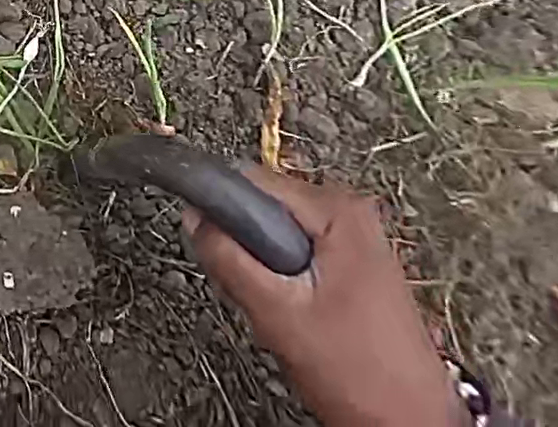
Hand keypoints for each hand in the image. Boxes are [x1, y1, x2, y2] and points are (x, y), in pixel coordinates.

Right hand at [184, 169, 465, 426]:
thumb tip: (194, 217)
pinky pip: (295, 248)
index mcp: (338, 209)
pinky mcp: (352, 259)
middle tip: (257, 290)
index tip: (213, 242)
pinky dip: (283, 274)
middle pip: (264, 206)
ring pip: (276, 230)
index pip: (252, 180)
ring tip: (282, 307)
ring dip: (263, 263)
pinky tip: (295, 310)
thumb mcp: (277, 313)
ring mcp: (354, 236)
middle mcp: (350, 212)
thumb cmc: (363, 376)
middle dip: (247, 244)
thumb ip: (229, 258)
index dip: (223, 211)